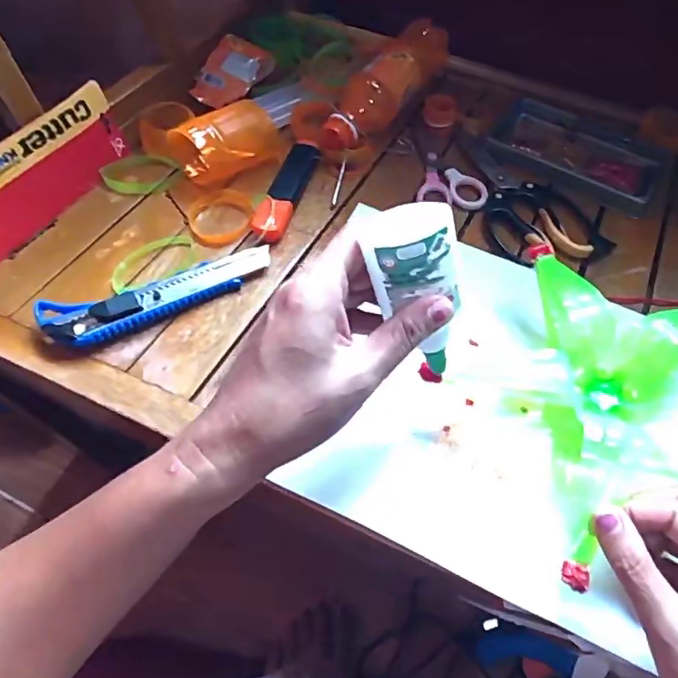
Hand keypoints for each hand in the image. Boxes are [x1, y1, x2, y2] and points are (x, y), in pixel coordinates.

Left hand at [185, 230, 451, 482]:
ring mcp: (292, 308)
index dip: (399, 237)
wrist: (236, 439)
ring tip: (420, 308)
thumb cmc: (293, 411)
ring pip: (344, 285)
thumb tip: (442, 305)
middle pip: (355, 260)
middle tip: (437, 283)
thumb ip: (402, 334)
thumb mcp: (359, 374)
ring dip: (380, 294)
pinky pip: (330, 306)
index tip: (433, 249)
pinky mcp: (289, 328)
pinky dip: (359, 313)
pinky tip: (385, 332)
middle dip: (398, 268)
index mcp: (314, 290)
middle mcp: (300, 290)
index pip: (361, 238)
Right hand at [592, 489, 677, 677]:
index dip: (640, 510)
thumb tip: (601, 512)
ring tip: (605, 548)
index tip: (600, 522)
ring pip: (673, 537)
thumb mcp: (666, 621)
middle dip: (640, 515)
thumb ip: (632, 564)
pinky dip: (642, 558)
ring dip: (638, 536)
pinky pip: (668, 562)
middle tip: (603, 528)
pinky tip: (618, 567)